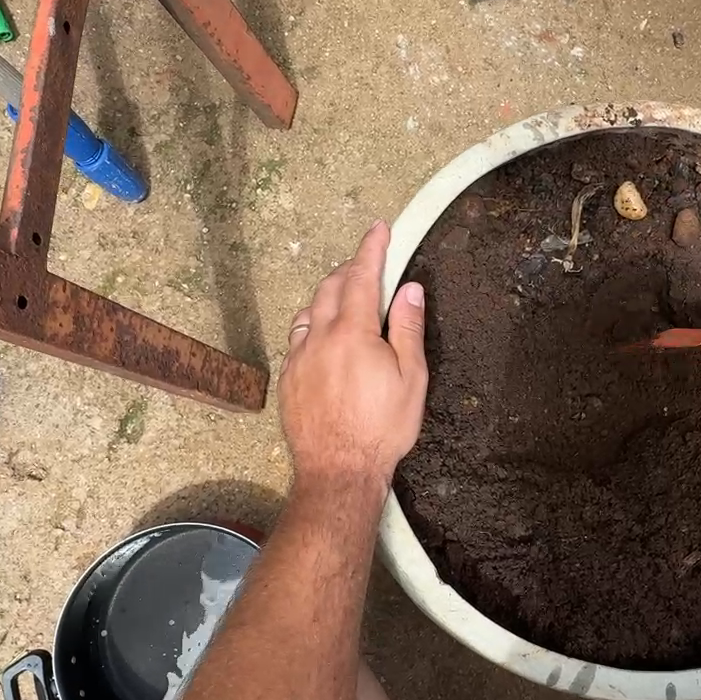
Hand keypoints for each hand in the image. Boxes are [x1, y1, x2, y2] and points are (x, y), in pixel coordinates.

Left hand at [279, 222, 427, 486]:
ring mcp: (299, 358)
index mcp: (354, 334)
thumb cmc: (382, 428)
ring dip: (329, 294)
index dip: (372, 249)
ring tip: (347, 296)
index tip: (379, 229)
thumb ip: (408, 329)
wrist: (338, 470)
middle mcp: (320, 338)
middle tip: (368, 263)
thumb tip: (410, 289)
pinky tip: (324, 335)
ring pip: (310, 310)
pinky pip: (298, 337)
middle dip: (350, 268)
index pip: (363, 277)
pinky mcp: (289, 378)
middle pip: (331, 287)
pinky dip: (314, 323)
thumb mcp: (411, 378)